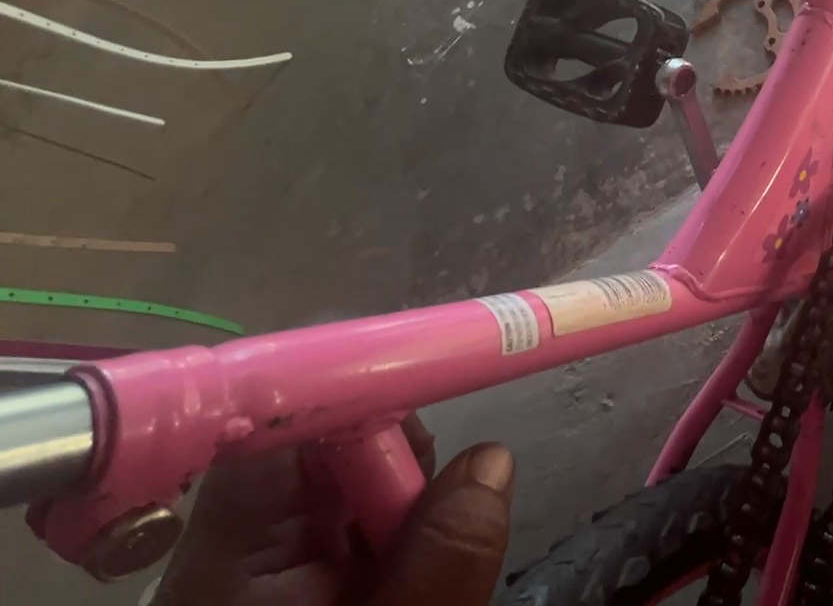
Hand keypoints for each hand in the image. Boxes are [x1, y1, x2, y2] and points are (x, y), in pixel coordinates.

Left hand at [152, 417, 513, 605]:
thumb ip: (440, 564)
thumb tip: (493, 458)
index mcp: (227, 570)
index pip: (279, 439)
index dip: (355, 390)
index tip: (437, 368)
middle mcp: (239, 554)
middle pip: (327, 448)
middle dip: (404, 456)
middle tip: (453, 503)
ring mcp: (274, 565)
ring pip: (360, 479)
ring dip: (419, 494)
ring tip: (441, 554)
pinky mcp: (309, 575)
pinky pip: (370, 515)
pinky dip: (416, 522)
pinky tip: (428, 562)